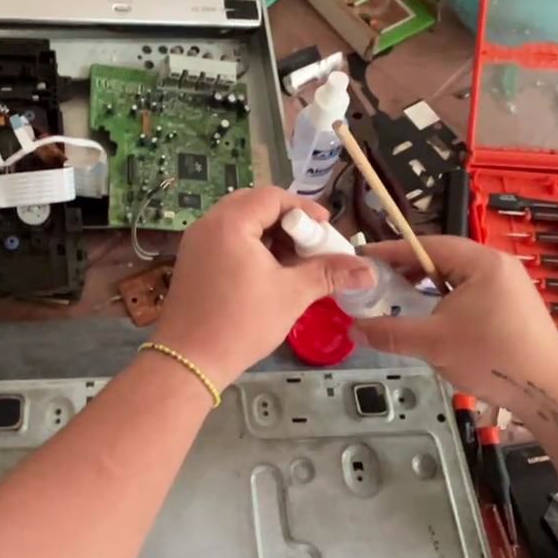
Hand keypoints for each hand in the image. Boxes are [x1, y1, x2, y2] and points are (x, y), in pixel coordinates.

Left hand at [151, 188, 374, 386]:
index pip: (272, 196)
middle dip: (286, 219)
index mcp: (230, 223)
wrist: (189, 360)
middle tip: (309, 242)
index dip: (303, 208)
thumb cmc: (242, 322)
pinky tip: (267, 270)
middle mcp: (208, 224)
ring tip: (292, 259)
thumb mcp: (292, 294)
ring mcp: (195, 242)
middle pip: (253, 203)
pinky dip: (249, 244)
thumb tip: (368, 270)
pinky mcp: (191, 260)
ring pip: (238, 221)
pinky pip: (224, 238)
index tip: (325, 229)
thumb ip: (329, 273)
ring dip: (268, 232)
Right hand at [352, 236, 557, 394]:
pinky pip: (471, 291)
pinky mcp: (514, 305)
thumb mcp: (432, 343)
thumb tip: (353, 329)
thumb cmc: (492, 358)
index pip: (427, 245)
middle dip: (408, 268)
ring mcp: (510, 285)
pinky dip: (446, 297)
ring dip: (426, 284)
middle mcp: (498, 265)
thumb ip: (390, 332)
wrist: (550, 393)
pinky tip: (432, 315)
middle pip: (443, 257)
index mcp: (481, 262)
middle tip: (377, 279)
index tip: (363, 258)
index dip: (392, 251)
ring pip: (457, 276)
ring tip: (399, 297)